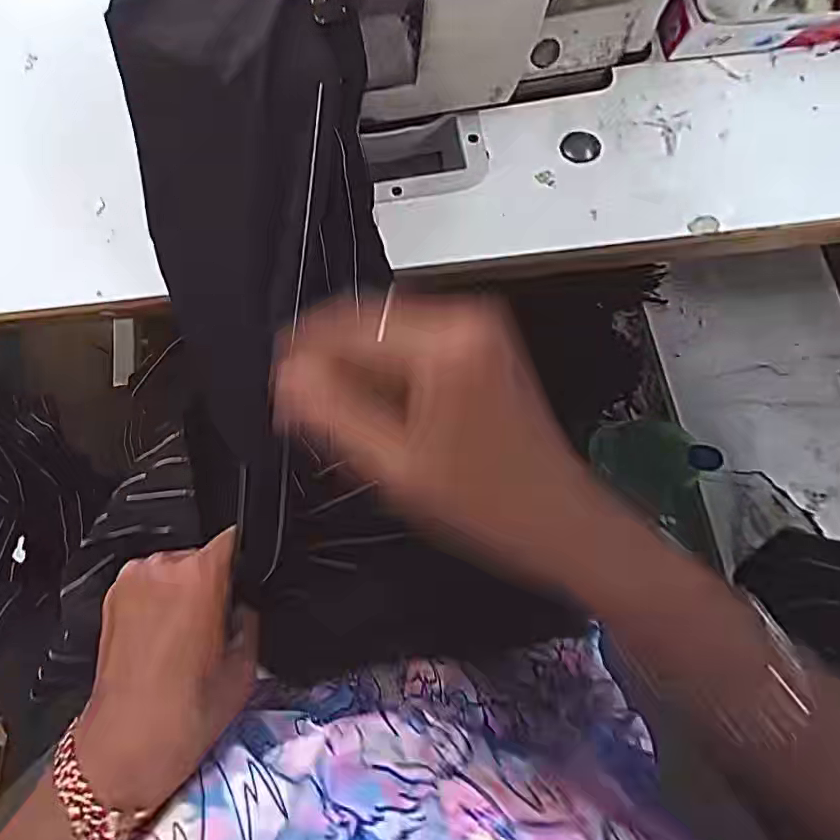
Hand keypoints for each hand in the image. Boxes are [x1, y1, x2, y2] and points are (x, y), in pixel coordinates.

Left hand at [74, 528, 257, 812]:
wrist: (123, 748)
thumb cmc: (187, 714)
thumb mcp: (245, 666)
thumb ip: (249, 617)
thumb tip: (246, 600)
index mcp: (200, 575)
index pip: (235, 538)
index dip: (247, 557)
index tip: (249, 578)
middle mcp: (162, 567)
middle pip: (203, 554)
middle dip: (215, 579)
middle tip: (219, 618)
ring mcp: (131, 579)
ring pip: (175, 568)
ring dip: (185, 588)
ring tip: (188, 632)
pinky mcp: (111, 596)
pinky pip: (149, 583)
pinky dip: (160, 599)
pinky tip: (165, 635)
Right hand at [274, 293, 640, 597]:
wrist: (561, 520)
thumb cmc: (490, 505)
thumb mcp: (397, 469)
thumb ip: (334, 416)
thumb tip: (287, 379)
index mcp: (446, 344)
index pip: (346, 326)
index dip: (302, 354)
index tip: (278, 385)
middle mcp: (466, 319)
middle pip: (366, 322)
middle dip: (327, 361)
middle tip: (300, 406)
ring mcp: (477, 328)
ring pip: (385, 331)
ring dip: (353, 367)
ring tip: (334, 414)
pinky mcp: (480, 343)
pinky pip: (411, 342)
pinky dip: (382, 370)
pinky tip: (372, 410)